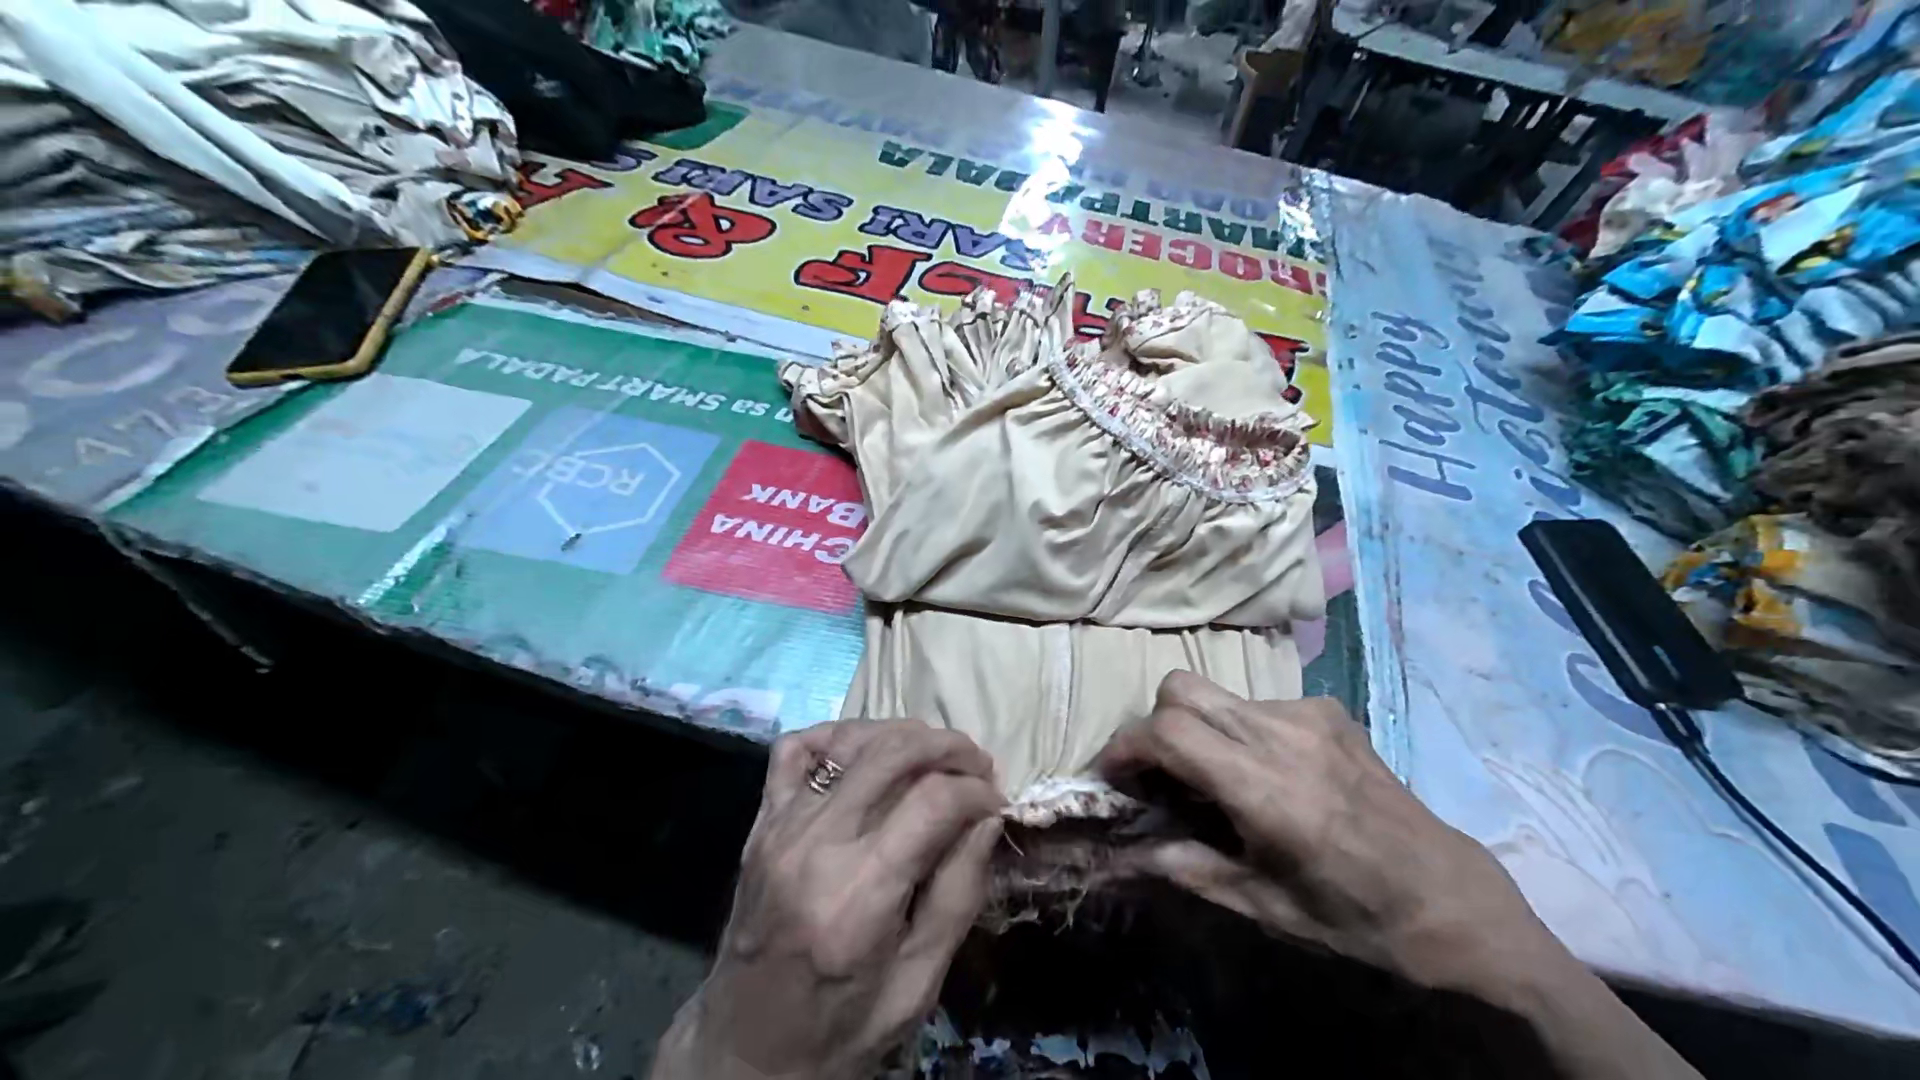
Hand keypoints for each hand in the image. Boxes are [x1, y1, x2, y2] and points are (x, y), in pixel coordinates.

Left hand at [651, 721, 1003, 1079]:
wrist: (745, 1045)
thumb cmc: (842, 1026)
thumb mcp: (919, 983)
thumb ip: (958, 895)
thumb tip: (987, 816)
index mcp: (858, 898)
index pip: (932, 802)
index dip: (977, 791)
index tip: (996, 802)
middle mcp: (815, 847)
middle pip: (893, 754)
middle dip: (949, 747)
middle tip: (977, 763)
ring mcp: (781, 826)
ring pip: (849, 740)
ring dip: (904, 733)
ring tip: (934, 752)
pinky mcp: (761, 821)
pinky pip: (794, 748)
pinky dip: (836, 734)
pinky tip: (867, 750)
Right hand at [1094, 672, 1556, 991]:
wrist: (1455, 901)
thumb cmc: (1355, 917)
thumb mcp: (1262, 907)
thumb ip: (1184, 868)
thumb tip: (1116, 854)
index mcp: (1265, 790)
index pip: (1168, 731)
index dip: (1125, 746)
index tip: (1113, 774)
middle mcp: (1283, 735)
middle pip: (1181, 689)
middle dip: (1153, 724)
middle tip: (1158, 771)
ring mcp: (1309, 715)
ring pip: (1215, 690)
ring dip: (1193, 725)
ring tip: (1212, 775)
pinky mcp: (1329, 710)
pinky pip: (1255, 701)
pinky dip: (1236, 727)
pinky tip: (1264, 769)